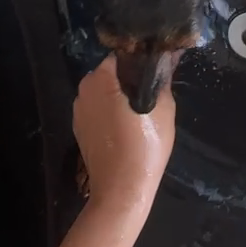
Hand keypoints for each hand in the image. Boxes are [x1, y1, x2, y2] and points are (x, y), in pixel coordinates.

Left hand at [73, 56, 174, 216]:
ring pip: (102, 91)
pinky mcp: (79, 129)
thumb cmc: (145, 145)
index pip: (120, 56)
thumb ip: (162, 79)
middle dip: (127, 78)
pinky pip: (96, 109)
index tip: (154, 68)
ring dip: (117, 95)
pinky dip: (108, 111)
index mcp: (102, 79)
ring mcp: (78, 111)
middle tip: (150, 90)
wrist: (122, 190)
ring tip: (139, 109)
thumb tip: (167, 59)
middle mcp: (85, 90)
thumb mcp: (164, 108)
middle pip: (109, 73)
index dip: (138, 60)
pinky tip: (125, 124)